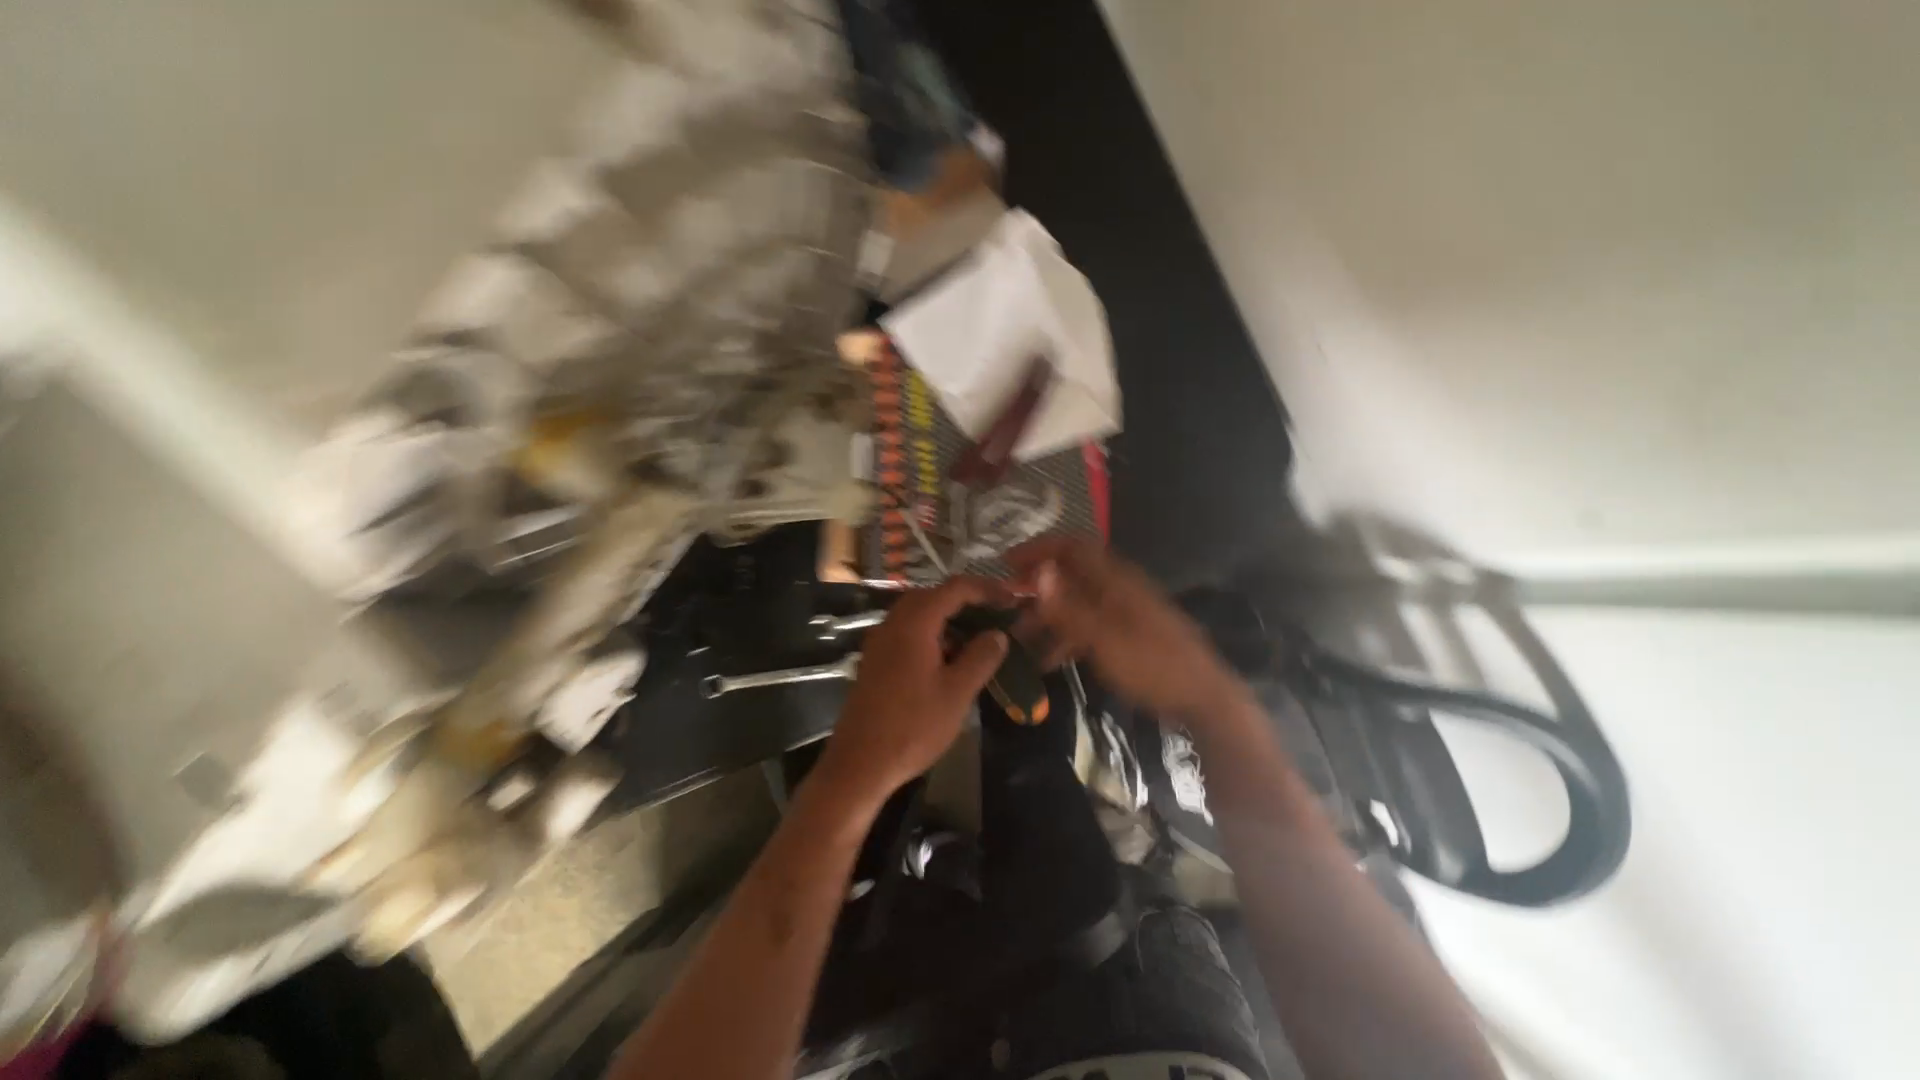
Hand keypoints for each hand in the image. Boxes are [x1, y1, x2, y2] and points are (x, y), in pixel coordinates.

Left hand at [814, 577, 1012, 807]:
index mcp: (913, 624)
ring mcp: (879, 643)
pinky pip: (907, 635)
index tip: (1012, 599)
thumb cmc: (913, 727)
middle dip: (966, 602)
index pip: (954, 589)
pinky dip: (931, 637)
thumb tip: (998, 634)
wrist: (859, 764)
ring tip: (978, 641)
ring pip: (918, 616)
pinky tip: (949, 662)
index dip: (986, 589)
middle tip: (996, 616)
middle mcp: (892, 624)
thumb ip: (981, 658)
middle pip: (932, 596)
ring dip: (948, 621)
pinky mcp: (874, 663)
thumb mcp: (957, 693)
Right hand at [1005, 536, 1243, 718]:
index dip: (1038, 549)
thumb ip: (1068, 608)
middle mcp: (1119, 588)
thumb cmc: (1153, 666)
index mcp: (1115, 580)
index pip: (1072, 546)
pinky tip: (1048, 663)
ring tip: (1019, 640)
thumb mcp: (1104, 640)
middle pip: (1072, 574)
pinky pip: (1090, 627)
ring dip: (1048, 617)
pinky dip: (1066, 638)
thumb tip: (1038, 572)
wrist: (1203, 699)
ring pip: (1078, 603)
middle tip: (1006, 606)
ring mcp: (1126, 613)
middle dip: (1037, 587)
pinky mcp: (1130, 636)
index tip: (1004, 564)